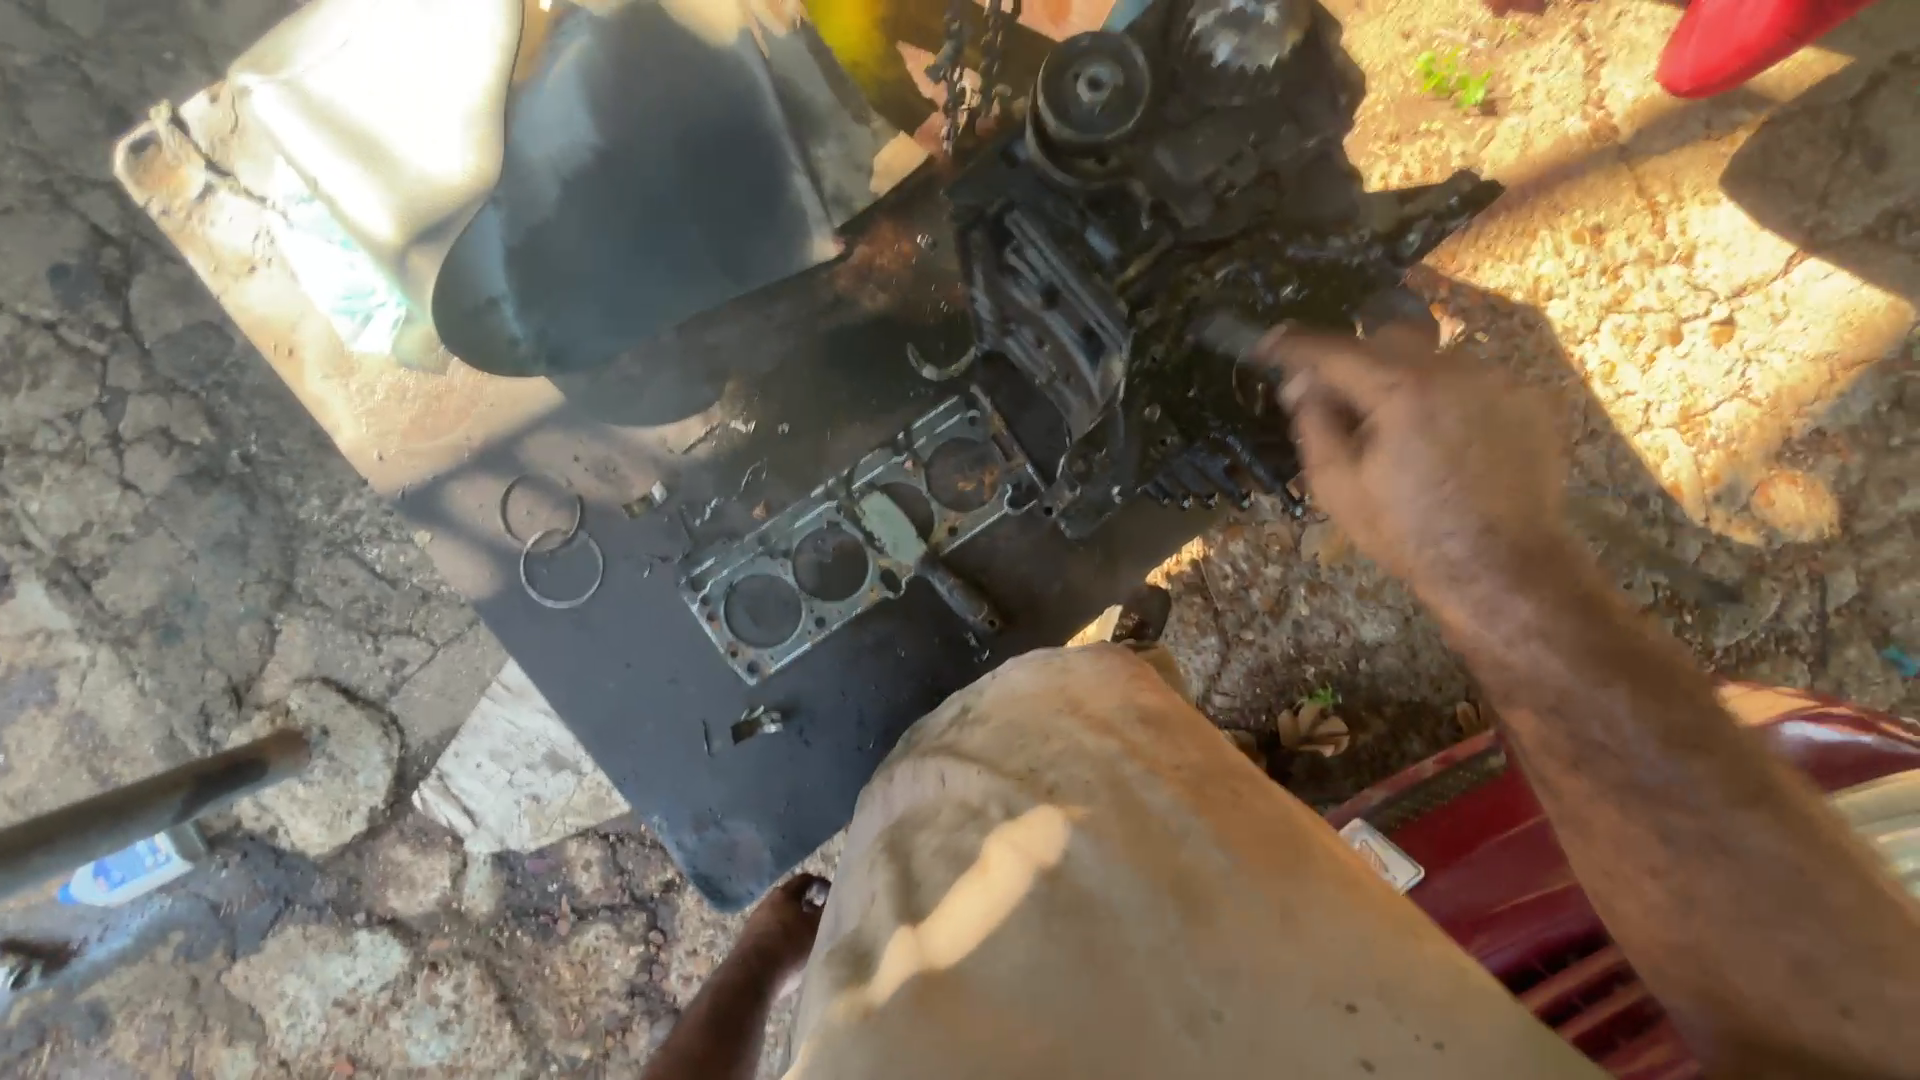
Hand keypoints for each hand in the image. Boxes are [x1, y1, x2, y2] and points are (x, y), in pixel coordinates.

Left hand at [736, 873, 828, 981]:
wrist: (750, 978)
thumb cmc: (789, 947)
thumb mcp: (817, 928)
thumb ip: (827, 912)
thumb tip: (833, 900)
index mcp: (784, 894)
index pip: (806, 879)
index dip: (822, 884)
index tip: (833, 897)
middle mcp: (767, 903)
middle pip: (791, 898)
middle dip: (808, 906)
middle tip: (822, 919)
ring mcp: (754, 923)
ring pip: (780, 917)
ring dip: (794, 924)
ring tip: (808, 939)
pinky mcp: (748, 943)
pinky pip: (771, 934)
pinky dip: (783, 939)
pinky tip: (790, 954)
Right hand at [1254, 320, 1578, 617]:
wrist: (1501, 567)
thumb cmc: (1407, 533)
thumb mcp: (1336, 486)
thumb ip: (1313, 423)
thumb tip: (1303, 385)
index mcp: (1401, 390)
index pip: (1334, 351)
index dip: (1295, 345)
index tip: (1270, 343)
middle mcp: (1454, 370)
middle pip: (1388, 338)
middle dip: (1356, 362)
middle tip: (1342, 404)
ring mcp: (1498, 382)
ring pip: (1432, 359)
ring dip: (1404, 382)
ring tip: (1399, 434)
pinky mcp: (1528, 400)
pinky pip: (1471, 382)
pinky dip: (1445, 400)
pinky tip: (1442, 444)